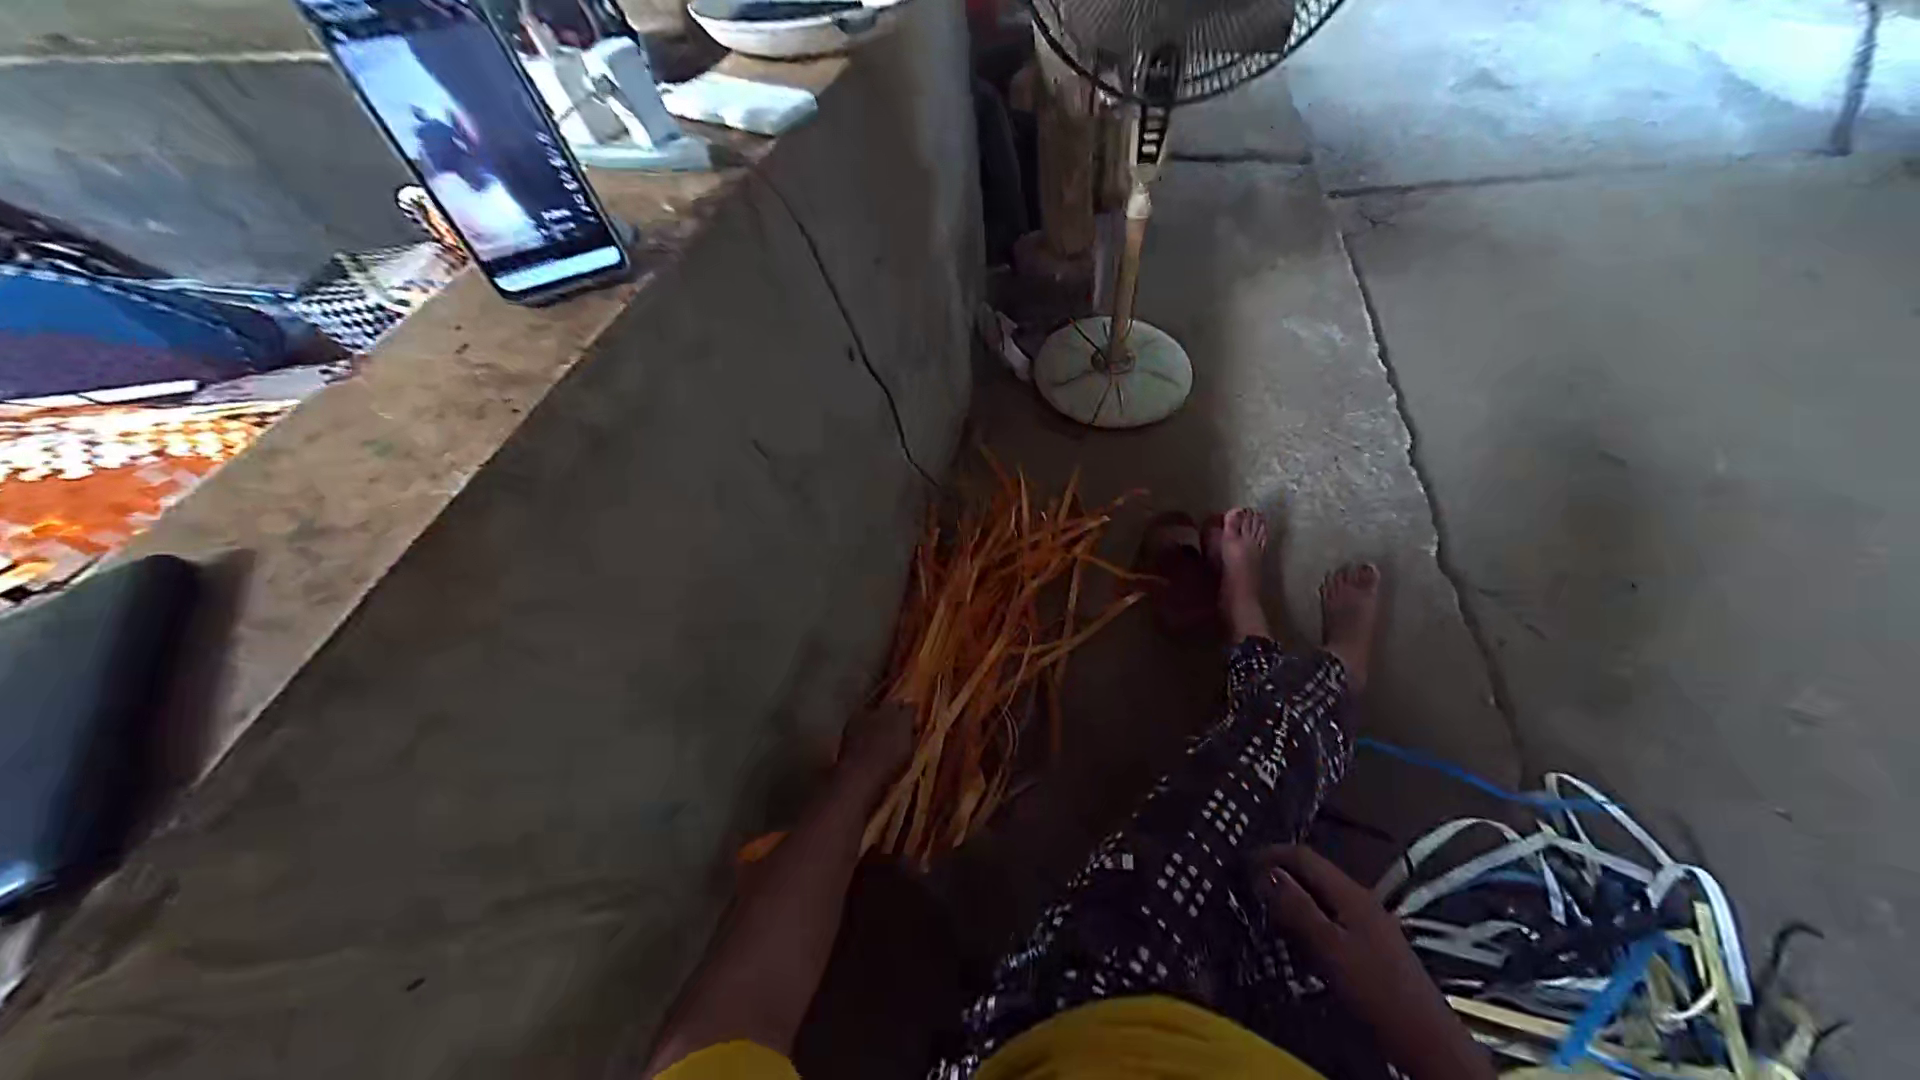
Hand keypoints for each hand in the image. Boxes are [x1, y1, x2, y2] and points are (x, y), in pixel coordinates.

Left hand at [835, 705, 913, 791]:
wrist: (861, 773)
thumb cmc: (891, 768)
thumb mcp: (910, 754)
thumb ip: (912, 737)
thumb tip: (912, 731)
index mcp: (904, 718)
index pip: (912, 707)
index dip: (912, 715)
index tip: (912, 724)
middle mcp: (887, 709)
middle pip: (895, 703)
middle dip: (896, 711)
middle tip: (896, 725)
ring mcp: (869, 712)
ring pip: (877, 707)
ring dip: (880, 714)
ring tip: (878, 727)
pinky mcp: (853, 718)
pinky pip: (861, 714)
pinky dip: (863, 719)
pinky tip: (862, 730)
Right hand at [1254, 845, 1493, 1079]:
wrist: (1429, 1044)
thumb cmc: (1375, 992)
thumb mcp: (1328, 948)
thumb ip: (1296, 907)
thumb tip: (1265, 871)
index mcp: (1350, 893)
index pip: (1303, 855)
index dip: (1270, 853)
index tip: (1239, 865)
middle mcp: (1360, 899)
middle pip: (1312, 872)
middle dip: (1278, 873)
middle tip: (1246, 887)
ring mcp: (1369, 923)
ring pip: (1320, 895)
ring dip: (1291, 895)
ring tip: (1264, 909)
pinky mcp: (1371, 946)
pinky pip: (1330, 915)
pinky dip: (1306, 915)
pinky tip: (1296, 935)